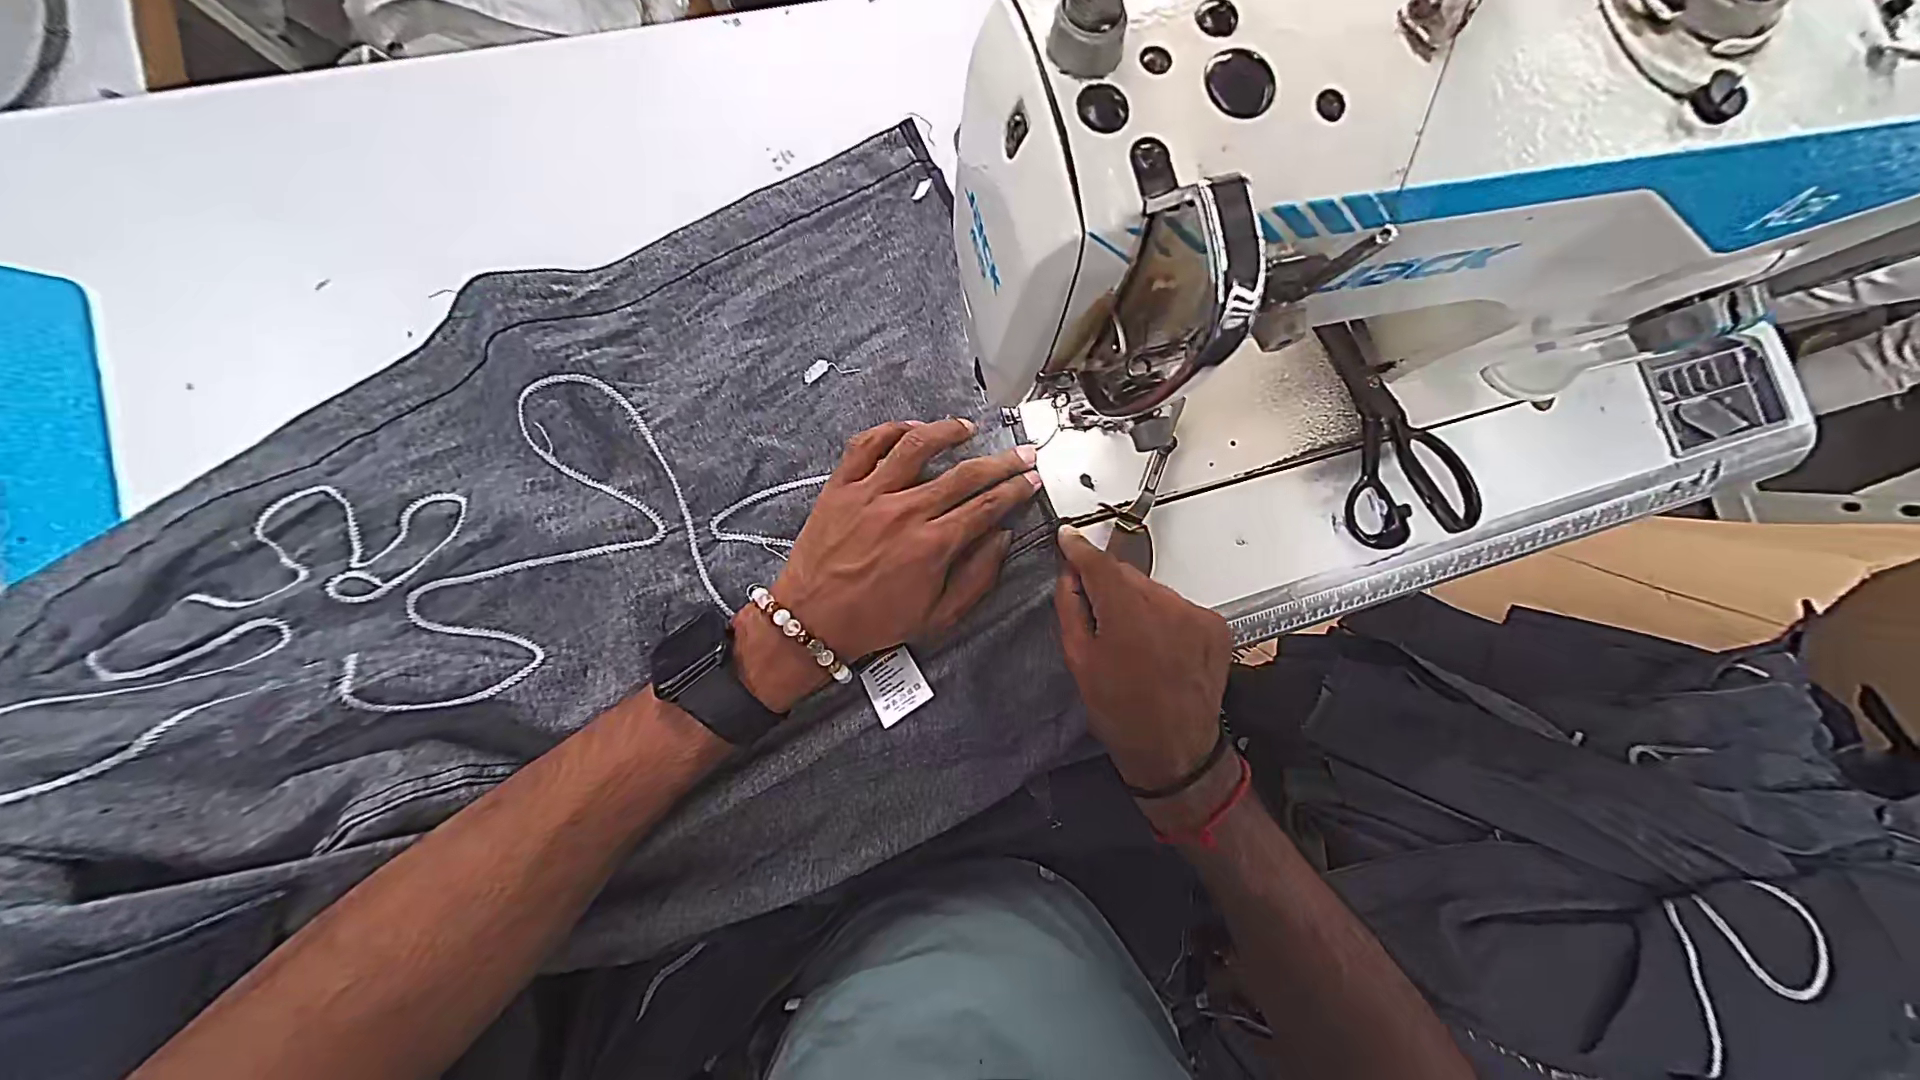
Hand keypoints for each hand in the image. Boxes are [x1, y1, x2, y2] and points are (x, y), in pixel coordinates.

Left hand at [731, 418, 1040, 711]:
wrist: (813, 621)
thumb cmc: (873, 621)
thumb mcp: (938, 615)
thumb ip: (978, 576)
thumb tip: (1002, 540)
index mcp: (932, 546)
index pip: (988, 504)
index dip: (1016, 489)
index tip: (1029, 480)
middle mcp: (905, 513)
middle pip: (965, 473)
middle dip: (1002, 461)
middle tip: (1020, 453)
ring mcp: (871, 495)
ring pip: (918, 445)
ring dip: (949, 431)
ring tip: (968, 428)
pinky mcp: (842, 488)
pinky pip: (867, 445)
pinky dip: (892, 429)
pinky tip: (910, 428)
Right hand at [1053, 524, 1232, 791]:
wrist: (1173, 748)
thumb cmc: (1125, 713)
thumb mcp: (1079, 661)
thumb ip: (1071, 609)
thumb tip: (1069, 577)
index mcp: (1127, 613)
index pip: (1099, 563)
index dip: (1079, 548)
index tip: (1069, 539)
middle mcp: (1166, 606)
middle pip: (1127, 574)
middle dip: (1109, 586)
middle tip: (1099, 616)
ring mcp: (1194, 615)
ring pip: (1153, 589)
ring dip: (1138, 603)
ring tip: (1133, 642)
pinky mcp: (1213, 625)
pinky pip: (1177, 605)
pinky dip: (1164, 616)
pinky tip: (1157, 646)